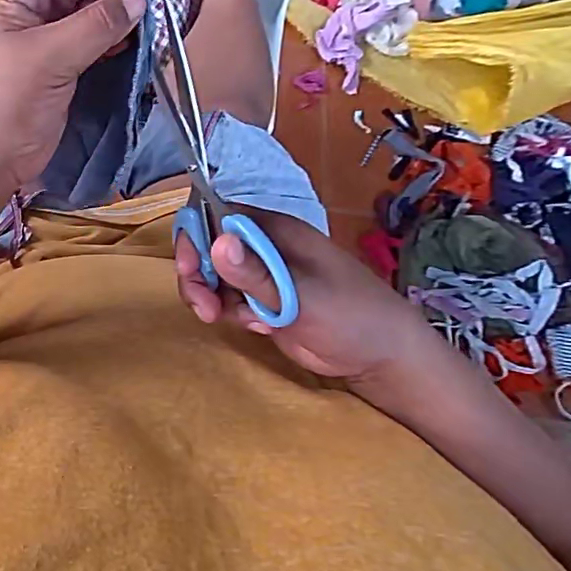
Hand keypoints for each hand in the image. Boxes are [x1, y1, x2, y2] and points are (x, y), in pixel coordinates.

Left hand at [0, 0, 146, 188]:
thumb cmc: (6, 103)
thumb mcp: (49, 58)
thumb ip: (95, 25)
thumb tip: (137, 0)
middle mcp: (28, 10)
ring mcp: (45, 41)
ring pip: (85, 9)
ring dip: (111, 9)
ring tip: (140, 15)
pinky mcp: (60, 68)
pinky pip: (90, 39)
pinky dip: (110, 37)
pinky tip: (131, 40)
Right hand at [174, 211, 444, 389]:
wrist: (378, 355)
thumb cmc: (349, 314)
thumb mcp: (301, 295)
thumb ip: (256, 273)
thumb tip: (217, 241)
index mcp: (274, 230)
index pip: (217, 215)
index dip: (196, 236)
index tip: (192, 270)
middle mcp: (264, 246)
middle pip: (208, 246)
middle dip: (197, 275)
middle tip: (205, 309)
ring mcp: (263, 274)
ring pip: (214, 275)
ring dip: (210, 297)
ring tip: (220, 319)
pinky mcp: (264, 301)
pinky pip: (229, 299)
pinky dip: (230, 313)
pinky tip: (256, 327)